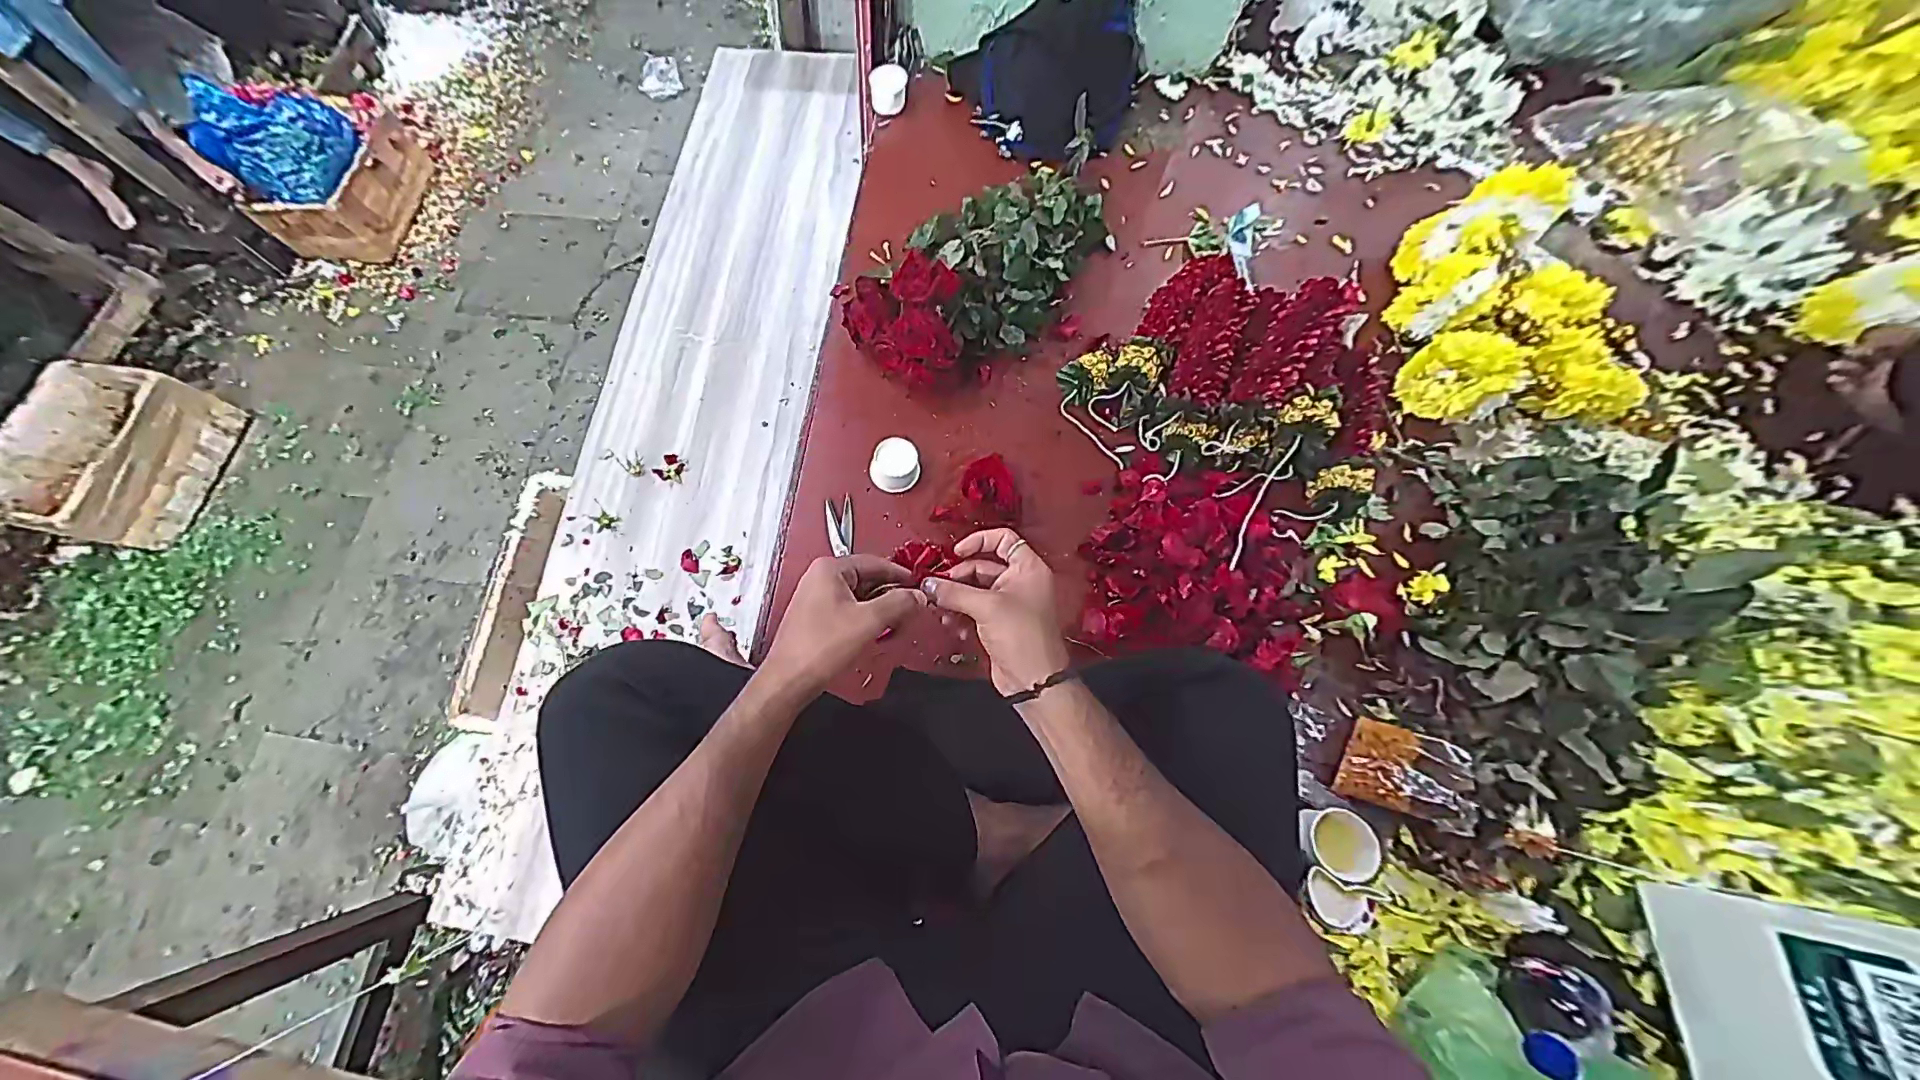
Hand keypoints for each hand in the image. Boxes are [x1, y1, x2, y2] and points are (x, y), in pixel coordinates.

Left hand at [761, 555, 925, 693]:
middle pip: (869, 579)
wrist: (789, 681)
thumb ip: (899, 603)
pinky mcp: (816, 617)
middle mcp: (820, 578)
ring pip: (860, 597)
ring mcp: (817, 597)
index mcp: (829, 569)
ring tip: (894, 626)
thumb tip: (917, 595)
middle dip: (891, 596)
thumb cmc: (819, 649)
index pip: (876, 563)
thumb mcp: (869, 621)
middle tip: (909, 611)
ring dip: (880, 610)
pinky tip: (875, 634)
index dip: (901, 576)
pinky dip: (866, 620)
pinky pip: (850, 610)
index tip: (918, 587)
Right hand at [923, 529, 1070, 695]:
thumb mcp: (986, 607)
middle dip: (959, 576)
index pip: (1004, 539)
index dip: (979, 541)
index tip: (957, 552)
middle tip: (939, 586)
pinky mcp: (998, 623)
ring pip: (975, 589)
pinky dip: (961, 613)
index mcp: (1028, 568)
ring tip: (939, 607)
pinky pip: (974, 609)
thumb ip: (954, 592)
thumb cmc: (1022, 636)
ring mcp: (1009, 603)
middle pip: (983, 565)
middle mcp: (1020, 582)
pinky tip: (950, 623)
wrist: (1033, 679)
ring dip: (956, 596)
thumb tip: (929, 584)